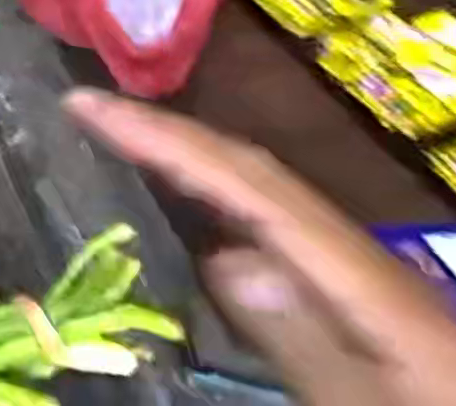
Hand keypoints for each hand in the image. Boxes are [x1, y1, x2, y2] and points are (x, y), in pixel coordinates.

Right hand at [64, 90, 455, 405]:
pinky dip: (206, 191)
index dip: (163, 137)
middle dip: (163, 129)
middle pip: (246, 169)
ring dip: (182, 151)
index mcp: (369, 281)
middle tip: (86, 106)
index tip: (86, 106)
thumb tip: (227, 260)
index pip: (247, 184)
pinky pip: (257, 220)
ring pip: (252, 187)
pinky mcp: (343, 296)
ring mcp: (351, 273)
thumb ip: (312, 348)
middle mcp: (356, 257)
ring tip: (116, 131)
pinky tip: (179, 196)